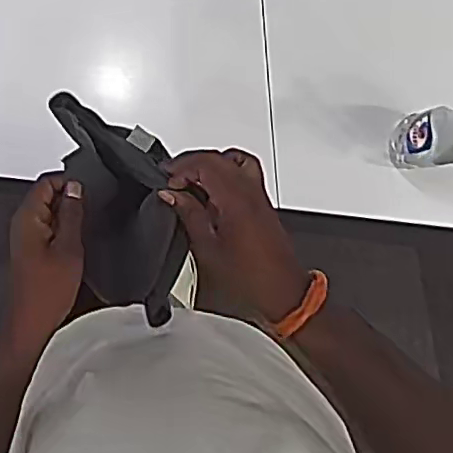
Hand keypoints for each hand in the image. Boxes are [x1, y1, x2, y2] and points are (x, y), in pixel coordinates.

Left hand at [1, 174, 83, 353]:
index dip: (67, 182)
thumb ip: (72, 213)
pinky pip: (48, 228)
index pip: (46, 182)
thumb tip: (74, 188)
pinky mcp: (31, 249)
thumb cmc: (45, 291)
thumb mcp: (69, 247)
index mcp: (27, 215)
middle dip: (68, 200)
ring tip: (81, 233)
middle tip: (87, 214)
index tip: (85, 191)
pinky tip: (74, 246)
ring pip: (49, 212)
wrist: (32, 323)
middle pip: (46, 195)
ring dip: (66, 217)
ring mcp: (25, 235)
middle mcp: (22, 222)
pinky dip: (62, 231)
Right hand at [160, 149, 308, 321]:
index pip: (205, 164)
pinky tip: (214, 187)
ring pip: (231, 160)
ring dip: (208, 164)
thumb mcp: (208, 249)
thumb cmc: (251, 279)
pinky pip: (244, 170)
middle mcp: (250, 193)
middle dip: (190, 164)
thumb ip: (189, 215)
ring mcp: (259, 196)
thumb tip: (171, 195)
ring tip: (192, 178)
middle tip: (173, 179)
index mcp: (236, 201)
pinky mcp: (263, 202)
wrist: (284, 294)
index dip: (181, 168)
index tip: (168, 181)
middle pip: (217, 158)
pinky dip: (226, 169)